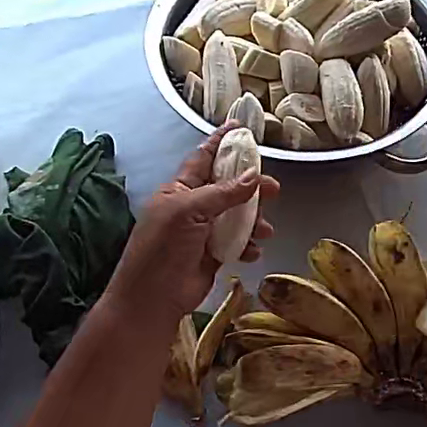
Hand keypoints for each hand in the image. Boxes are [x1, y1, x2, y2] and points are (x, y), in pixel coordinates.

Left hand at [108, 127, 279, 321]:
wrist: (152, 299)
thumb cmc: (163, 249)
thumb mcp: (190, 212)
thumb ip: (224, 193)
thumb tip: (254, 176)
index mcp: (179, 190)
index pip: (203, 158)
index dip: (222, 142)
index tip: (241, 128)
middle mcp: (193, 208)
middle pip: (229, 188)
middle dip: (251, 188)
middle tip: (274, 188)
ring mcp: (204, 232)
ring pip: (238, 217)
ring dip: (254, 222)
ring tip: (266, 230)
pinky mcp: (214, 255)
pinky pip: (238, 244)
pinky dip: (248, 247)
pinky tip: (252, 252)